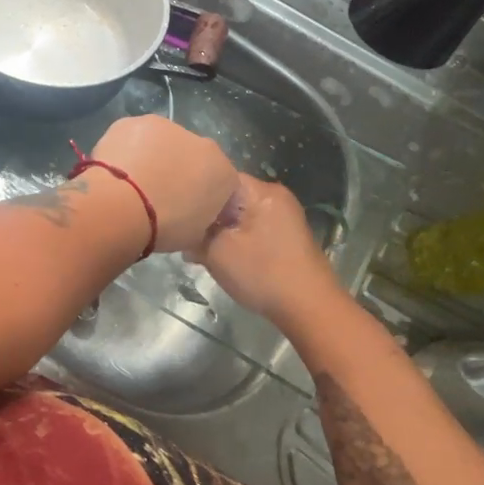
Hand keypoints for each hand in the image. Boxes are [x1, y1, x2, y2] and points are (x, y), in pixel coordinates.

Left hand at [84, 116, 238, 253]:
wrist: (121, 205)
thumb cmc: (163, 227)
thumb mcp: (194, 235)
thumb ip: (201, 220)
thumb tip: (193, 217)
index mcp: (223, 173)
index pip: (220, 181)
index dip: (201, 195)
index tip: (183, 207)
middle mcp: (201, 144)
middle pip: (191, 156)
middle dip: (177, 170)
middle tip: (154, 192)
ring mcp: (166, 128)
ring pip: (161, 141)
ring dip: (151, 155)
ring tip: (130, 178)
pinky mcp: (132, 122)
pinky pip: (132, 136)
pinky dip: (125, 147)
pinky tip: (113, 166)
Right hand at [187, 174, 341, 318]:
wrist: (310, 308)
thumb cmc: (262, 273)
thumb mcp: (215, 252)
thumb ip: (193, 234)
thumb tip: (181, 232)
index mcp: (261, 191)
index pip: (216, 176)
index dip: (191, 190)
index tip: (173, 207)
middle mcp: (275, 197)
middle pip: (226, 195)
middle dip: (203, 213)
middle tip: (180, 230)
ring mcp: (282, 216)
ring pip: (236, 213)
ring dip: (216, 227)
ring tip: (194, 245)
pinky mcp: (284, 235)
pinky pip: (249, 227)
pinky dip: (232, 236)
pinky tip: (217, 254)